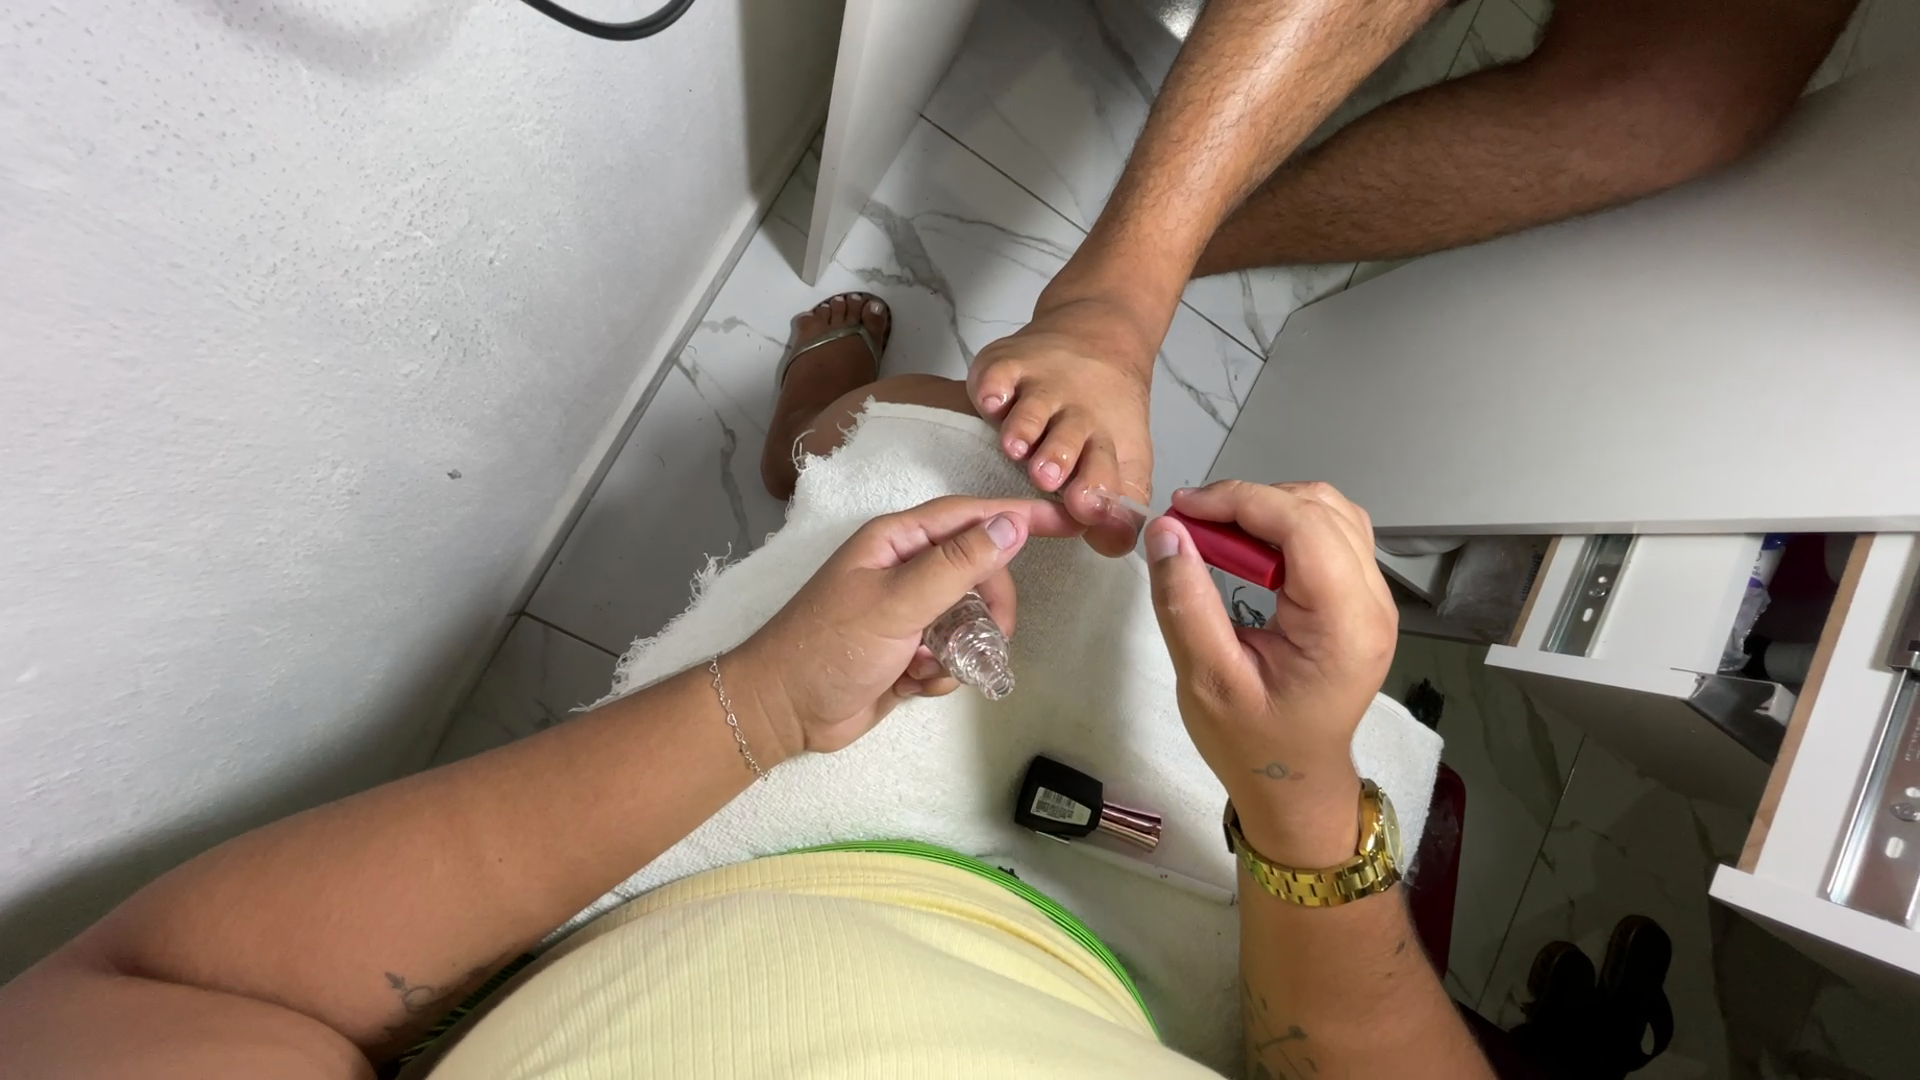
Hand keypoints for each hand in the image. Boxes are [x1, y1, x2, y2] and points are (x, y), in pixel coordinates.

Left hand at [730, 496, 1084, 759]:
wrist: (784, 712)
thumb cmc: (830, 647)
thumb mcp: (897, 602)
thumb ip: (957, 564)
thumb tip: (1012, 525)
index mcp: (899, 541)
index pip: (972, 516)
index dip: (1019, 516)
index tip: (1067, 521)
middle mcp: (907, 568)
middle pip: (979, 571)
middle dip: (990, 607)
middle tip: (991, 637)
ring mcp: (910, 610)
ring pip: (970, 617)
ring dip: (963, 647)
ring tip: (931, 668)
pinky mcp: (911, 648)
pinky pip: (953, 651)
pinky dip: (944, 671)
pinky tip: (914, 683)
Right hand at [968, 295, 1159, 556]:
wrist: (1097, 338)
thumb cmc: (1101, 418)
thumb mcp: (1124, 463)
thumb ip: (1116, 512)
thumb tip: (1112, 545)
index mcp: (1107, 447)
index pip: (1108, 474)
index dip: (1098, 493)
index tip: (1086, 507)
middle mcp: (1077, 418)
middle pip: (1070, 439)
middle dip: (1059, 456)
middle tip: (1046, 475)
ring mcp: (1044, 390)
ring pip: (1034, 410)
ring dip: (1026, 427)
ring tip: (1016, 446)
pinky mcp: (1010, 366)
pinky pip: (999, 374)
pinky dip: (993, 387)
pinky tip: (991, 401)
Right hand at [1144, 481, 1397, 866]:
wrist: (1293, 781)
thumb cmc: (1251, 742)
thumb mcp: (1206, 679)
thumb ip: (1185, 603)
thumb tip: (1166, 531)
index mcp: (1344, 624)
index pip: (1304, 525)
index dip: (1239, 501)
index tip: (1181, 508)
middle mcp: (1372, 602)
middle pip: (1320, 509)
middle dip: (1249, 501)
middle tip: (1189, 522)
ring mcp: (1372, 599)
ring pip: (1329, 512)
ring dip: (1267, 508)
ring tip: (1215, 531)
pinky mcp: (1359, 600)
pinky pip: (1329, 535)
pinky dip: (1283, 524)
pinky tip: (1247, 546)